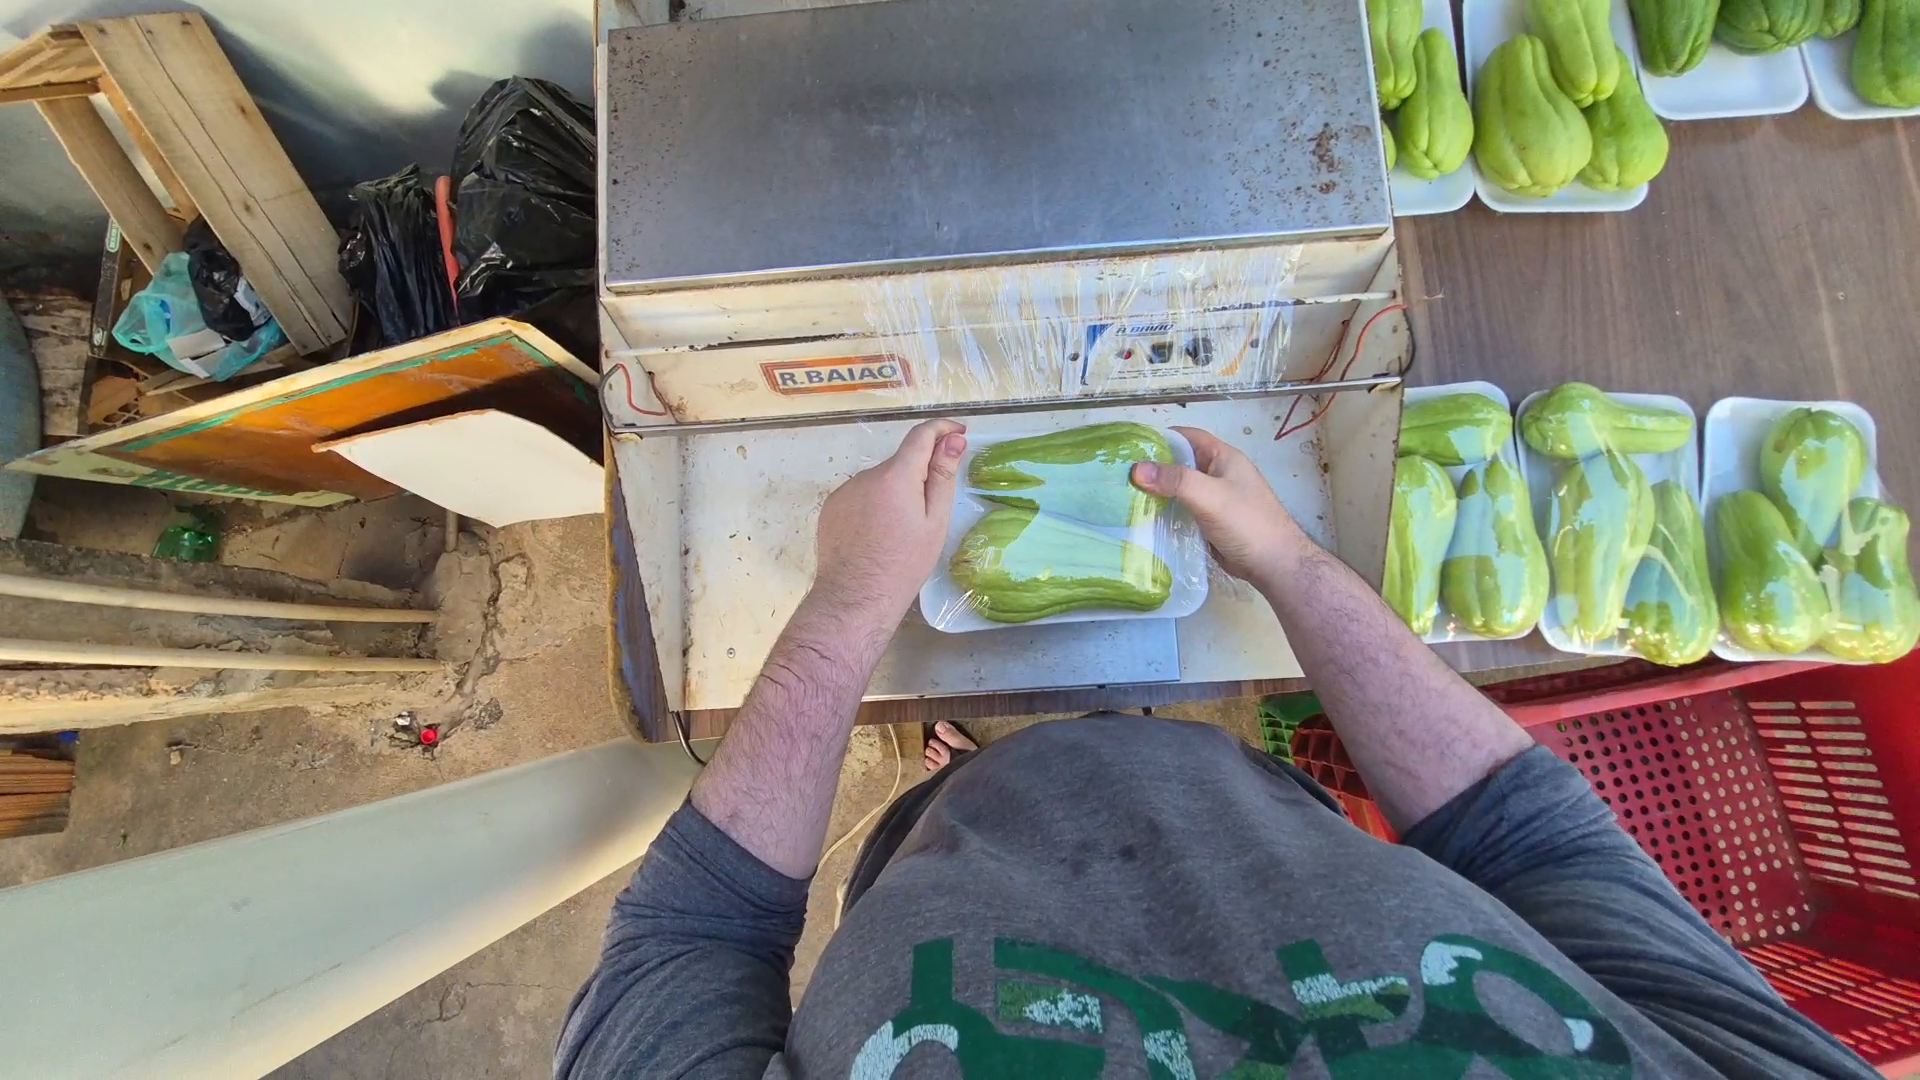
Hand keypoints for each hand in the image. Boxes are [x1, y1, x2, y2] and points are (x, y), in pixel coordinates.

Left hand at [812, 419, 967, 626]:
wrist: (855, 598)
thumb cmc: (904, 564)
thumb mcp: (934, 522)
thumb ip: (942, 477)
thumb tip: (953, 440)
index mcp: (895, 476)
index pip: (921, 435)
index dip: (942, 429)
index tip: (958, 432)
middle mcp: (866, 475)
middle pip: (900, 463)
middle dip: (918, 475)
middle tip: (930, 512)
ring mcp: (845, 490)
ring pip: (880, 481)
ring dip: (895, 492)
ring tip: (900, 532)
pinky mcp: (831, 507)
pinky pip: (861, 495)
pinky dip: (874, 505)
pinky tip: (878, 534)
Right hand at [1131, 427, 1308, 589]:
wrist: (1273, 564)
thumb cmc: (1247, 523)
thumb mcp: (1209, 496)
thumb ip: (1175, 480)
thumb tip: (1136, 469)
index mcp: (1224, 458)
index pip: (1187, 436)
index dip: (1160, 437)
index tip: (1131, 446)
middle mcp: (1218, 474)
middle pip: (1180, 463)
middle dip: (1153, 466)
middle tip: (1121, 474)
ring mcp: (1214, 499)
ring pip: (1179, 488)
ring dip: (1157, 491)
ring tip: (1125, 495)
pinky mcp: (1209, 521)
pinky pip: (1182, 509)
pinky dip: (1165, 511)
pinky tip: (1145, 518)